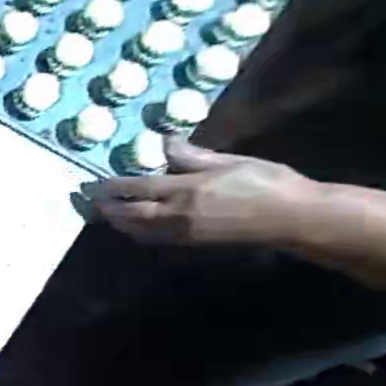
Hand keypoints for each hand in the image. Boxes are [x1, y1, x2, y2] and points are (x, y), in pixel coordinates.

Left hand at [86, 139, 321, 246]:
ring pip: (134, 228)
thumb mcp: (231, 162)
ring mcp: (179, 231)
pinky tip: (129, 224)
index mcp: (186, 190)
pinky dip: (133, 230)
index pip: (135, 188)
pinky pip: (149, 238)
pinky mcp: (187, 243)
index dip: (110, 186)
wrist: (295, 219)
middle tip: (89, 200)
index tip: (93, 183)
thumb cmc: (269, 183)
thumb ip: (192, 156)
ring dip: (115, 220)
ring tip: (104, 211)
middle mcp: (175, 214)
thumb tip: (163, 143)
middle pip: (127, 213)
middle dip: (105, 206)